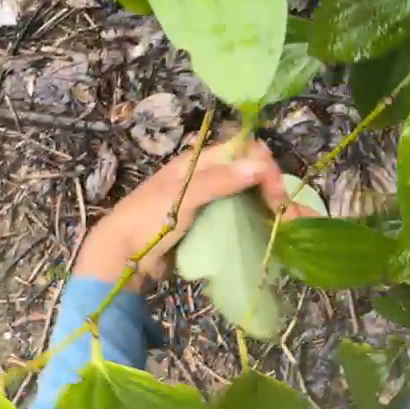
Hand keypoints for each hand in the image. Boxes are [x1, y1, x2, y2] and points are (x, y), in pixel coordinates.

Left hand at [72, 136, 304, 292]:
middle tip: (288, 219)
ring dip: (269, 208)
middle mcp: (206, 177)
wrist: (122, 258)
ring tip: (287, 228)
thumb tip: (260, 164)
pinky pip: (239, 217)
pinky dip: (257, 222)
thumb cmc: (147, 220)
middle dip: (273, 191)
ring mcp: (208, 201)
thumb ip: (220, 180)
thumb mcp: (183, 197)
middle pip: (250, 174)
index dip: (264, 168)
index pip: (244, 151)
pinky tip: (269, 234)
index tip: (275, 196)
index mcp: (198, 161)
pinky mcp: (208, 224)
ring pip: (248, 196)